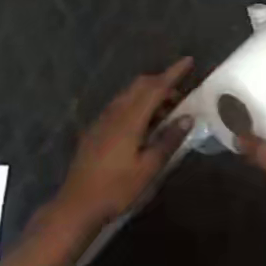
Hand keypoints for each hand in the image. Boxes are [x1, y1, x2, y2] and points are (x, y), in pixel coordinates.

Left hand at [52, 57, 193, 228]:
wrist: (76, 205)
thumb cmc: (116, 189)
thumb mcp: (148, 169)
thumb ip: (168, 140)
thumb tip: (188, 117)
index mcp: (130, 117)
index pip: (156, 87)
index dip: (173, 73)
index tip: (189, 61)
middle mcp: (116, 111)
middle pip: (141, 84)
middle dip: (162, 82)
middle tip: (181, 94)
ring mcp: (103, 118)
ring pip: (130, 93)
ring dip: (149, 93)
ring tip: (166, 111)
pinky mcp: (96, 128)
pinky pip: (121, 104)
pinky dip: (137, 103)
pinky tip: (143, 123)